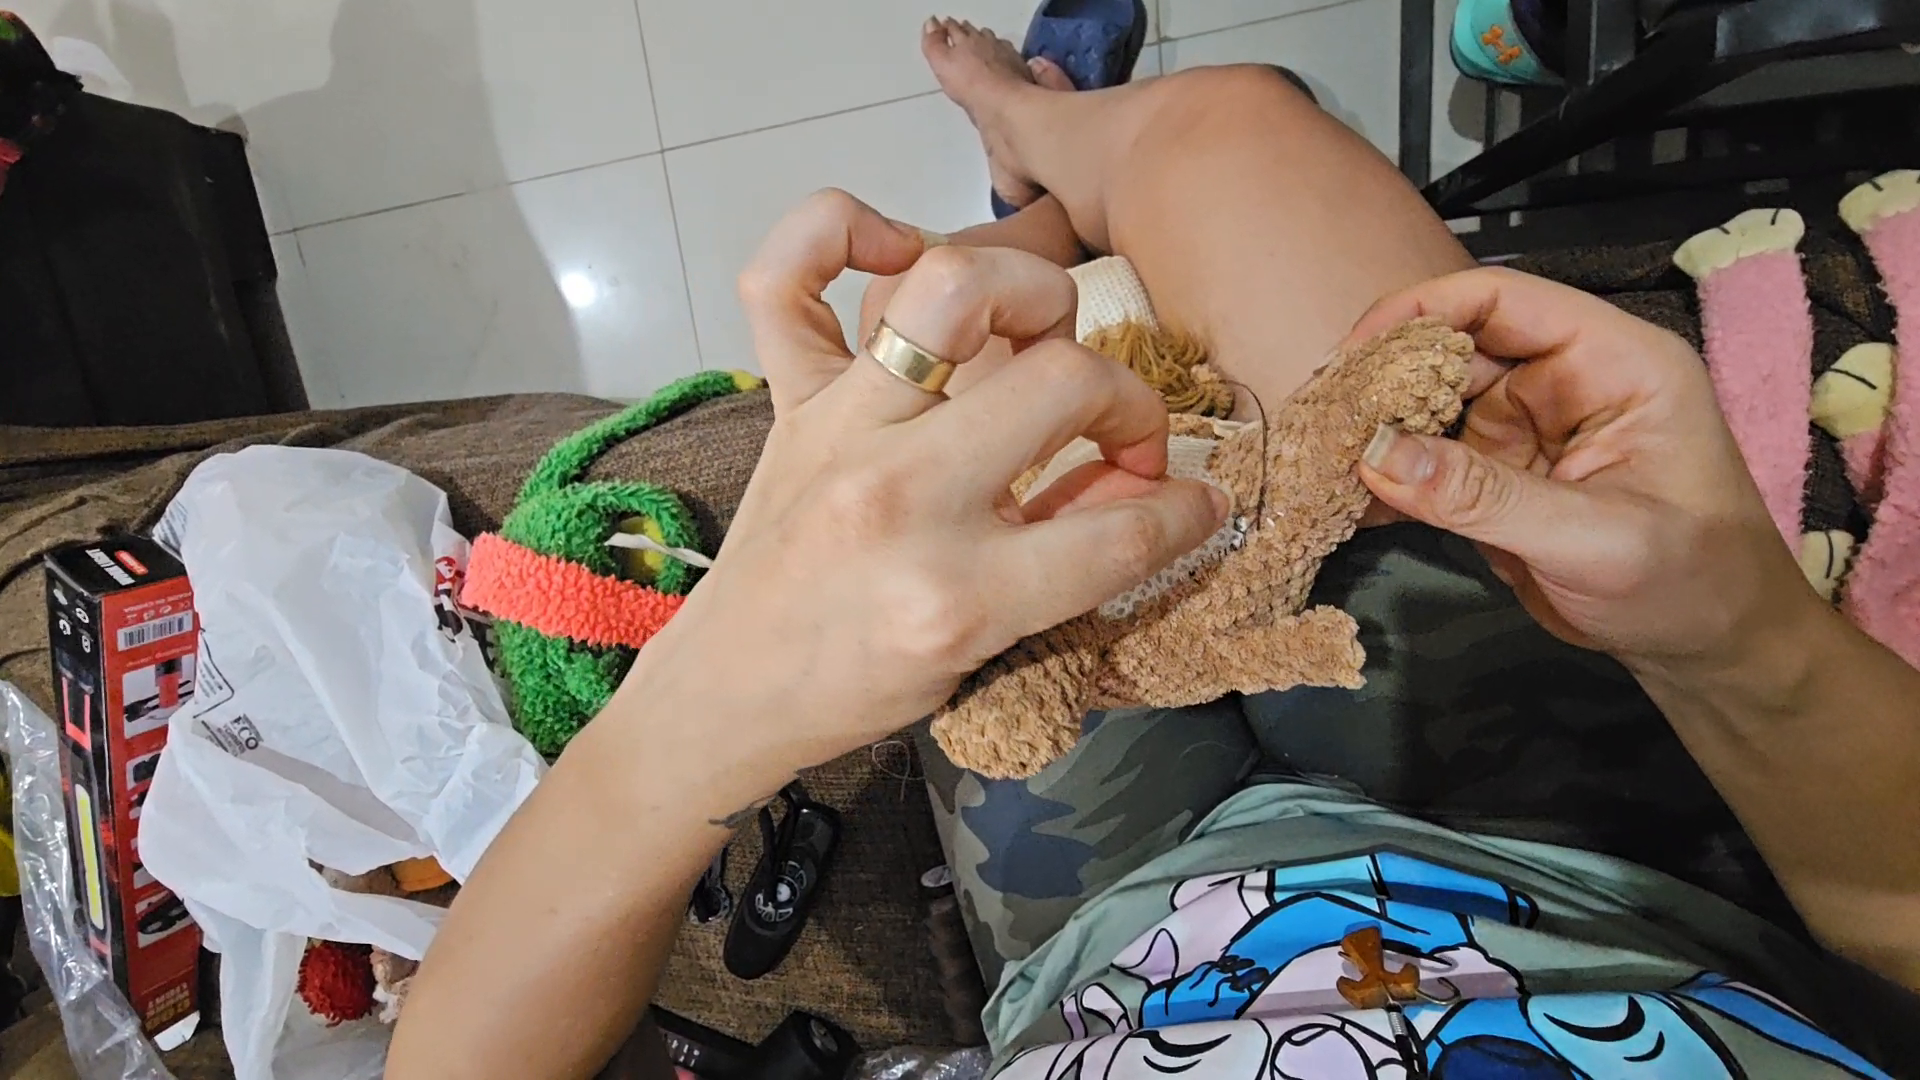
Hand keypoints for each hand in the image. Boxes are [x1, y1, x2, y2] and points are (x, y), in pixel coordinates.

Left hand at [619, 190, 1226, 792]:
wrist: (733, 691)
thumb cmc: (858, 688)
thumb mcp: (986, 651)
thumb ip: (1075, 568)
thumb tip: (1147, 490)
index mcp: (957, 595)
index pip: (1121, 535)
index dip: (1185, 513)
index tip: (1194, 502)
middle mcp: (900, 497)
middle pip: (1062, 382)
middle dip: (1128, 402)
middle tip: (1118, 433)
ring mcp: (836, 434)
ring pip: (953, 288)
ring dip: (1028, 292)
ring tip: (1038, 338)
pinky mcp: (788, 405)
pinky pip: (786, 277)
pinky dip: (840, 232)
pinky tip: (896, 253)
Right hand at [1346, 267, 1819, 677]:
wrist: (1701, 642)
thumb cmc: (1686, 581)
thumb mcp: (1591, 538)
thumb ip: (1481, 495)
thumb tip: (1370, 453)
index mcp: (1605, 363)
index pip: (1498, 302)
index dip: (1418, 311)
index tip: (1347, 355)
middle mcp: (1551, 383)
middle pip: (1444, 351)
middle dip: (1376, 378)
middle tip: (1315, 414)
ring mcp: (1511, 430)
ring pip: (1419, 407)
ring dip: (1367, 430)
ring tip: (1311, 455)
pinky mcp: (1483, 474)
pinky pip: (1415, 462)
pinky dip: (1377, 477)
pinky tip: (1337, 498)